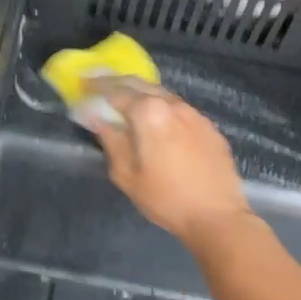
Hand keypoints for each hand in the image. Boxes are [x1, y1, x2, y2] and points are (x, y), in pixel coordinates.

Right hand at [88, 79, 254, 245]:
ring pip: (162, 95)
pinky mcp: (209, 127)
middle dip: (118, 84)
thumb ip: (110, 140)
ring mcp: (195, 114)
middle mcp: (173, 104)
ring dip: (142, 94)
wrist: (217, 215)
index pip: (115, 91)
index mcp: (149, 112)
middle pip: (140, 85)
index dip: (96, 88)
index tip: (83, 86)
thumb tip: (97, 117)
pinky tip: (159, 121)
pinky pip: (180, 110)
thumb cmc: (165, 198)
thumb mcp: (126, 174)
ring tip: (127, 102)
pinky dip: (162, 108)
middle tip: (101, 86)